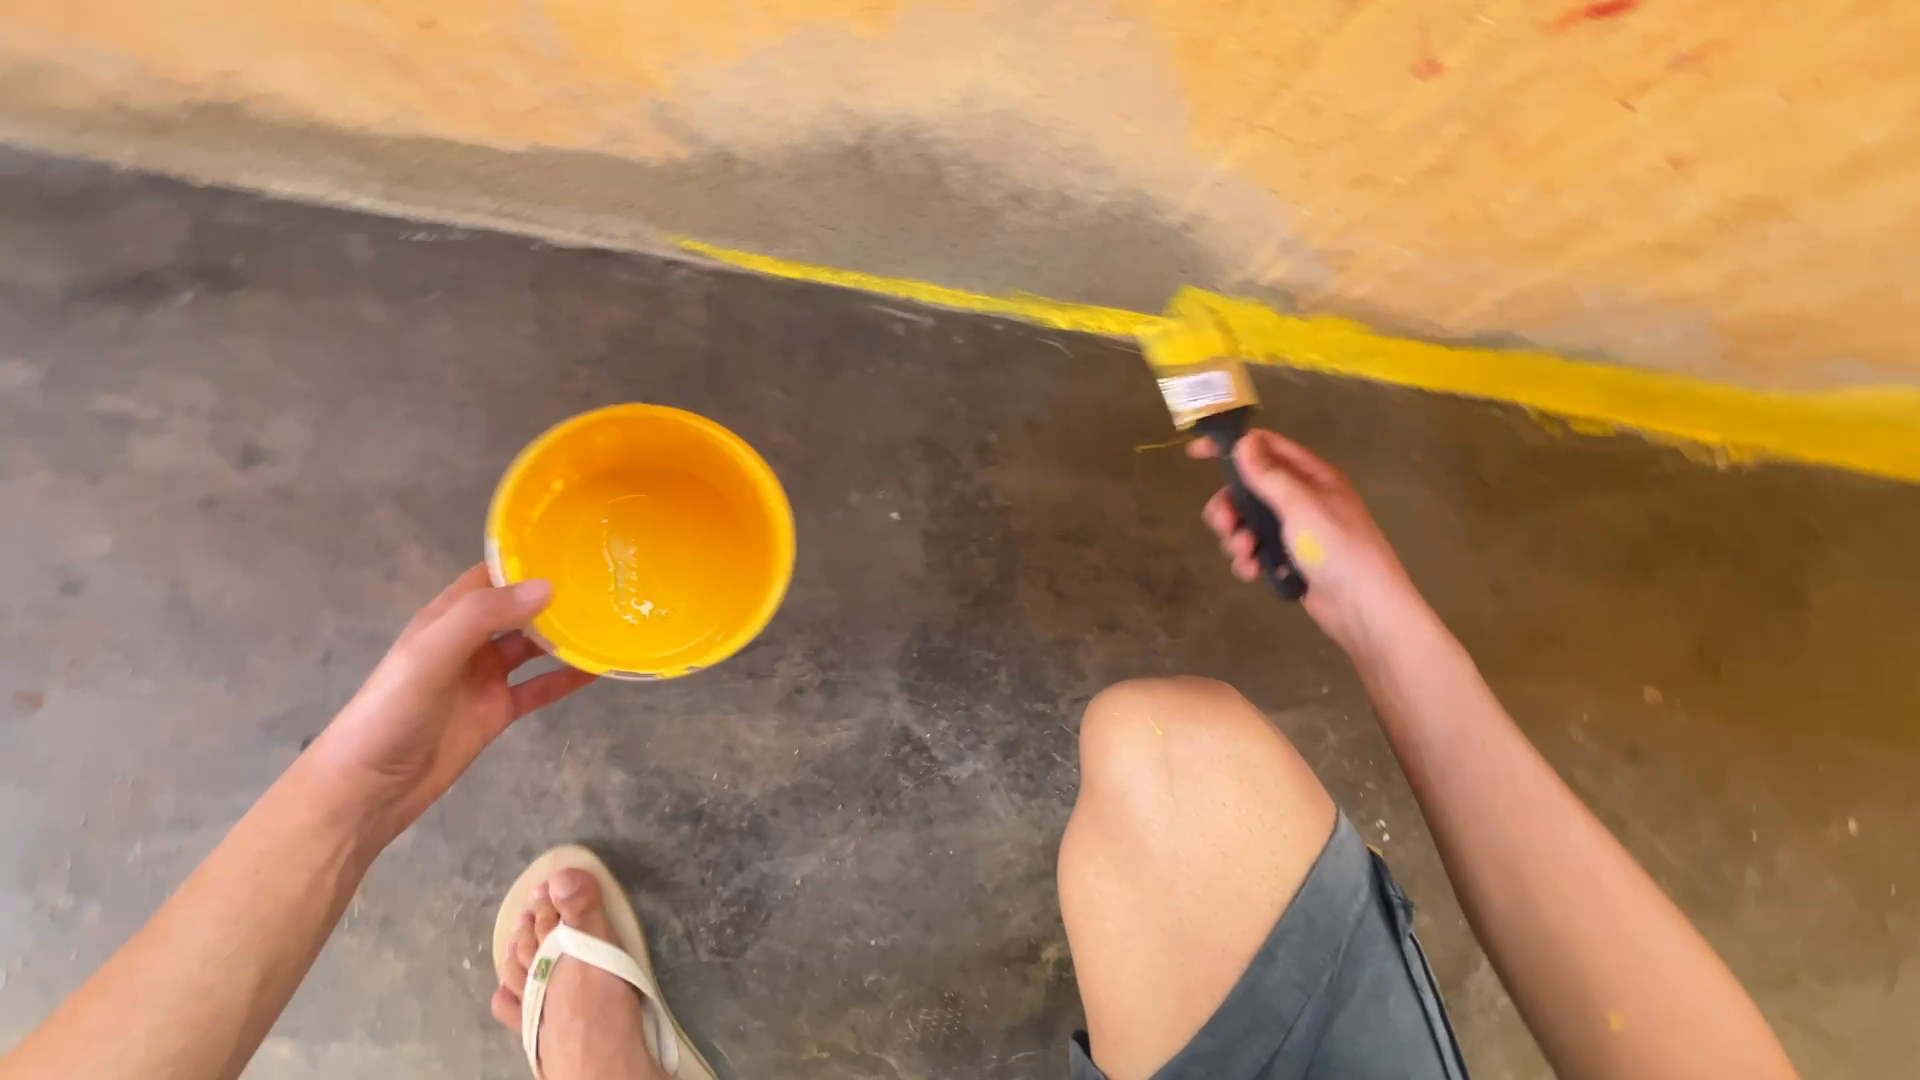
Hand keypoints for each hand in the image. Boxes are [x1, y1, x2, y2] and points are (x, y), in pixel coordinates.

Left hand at [302, 565, 597, 843]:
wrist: (368, 789)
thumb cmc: (391, 712)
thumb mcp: (431, 656)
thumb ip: (484, 618)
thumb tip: (548, 587)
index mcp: (447, 619)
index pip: (492, 576)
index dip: (527, 560)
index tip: (575, 549)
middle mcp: (470, 642)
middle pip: (521, 609)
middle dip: (557, 596)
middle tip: (607, 583)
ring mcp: (486, 677)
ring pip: (536, 647)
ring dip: (568, 637)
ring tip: (611, 622)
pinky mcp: (499, 710)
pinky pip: (542, 687)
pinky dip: (569, 678)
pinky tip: (601, 670)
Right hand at [1192, 431, 1426, 659]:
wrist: (1362, 607)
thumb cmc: (1337, 548)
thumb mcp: (1301, 506)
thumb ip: (1269, 475)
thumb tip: (1244, 442)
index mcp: (1311, 476)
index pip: (1265, 448)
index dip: (1232, 447)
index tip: (1196, 452)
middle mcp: (1300, 498)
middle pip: (1247, 490)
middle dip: (1230, 508)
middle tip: (1225, 525)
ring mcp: (1292, 530)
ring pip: (1245, 522)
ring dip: (1237, 538)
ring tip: (1246, 555)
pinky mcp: (1285, 558)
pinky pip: (1253, 550)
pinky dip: (1247, 559)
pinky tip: (1254, 572)